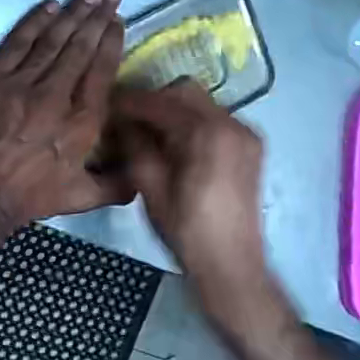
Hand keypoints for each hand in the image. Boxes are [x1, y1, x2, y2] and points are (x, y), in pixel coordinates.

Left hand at [0, 0, 130, 229]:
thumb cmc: (29, 196)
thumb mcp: (82, 198)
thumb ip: (118, 183)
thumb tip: (144, 172)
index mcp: (82, 122)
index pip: (101, 69)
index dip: (111, 40)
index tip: (117, 19)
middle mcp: (55, 95)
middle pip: (80, 46)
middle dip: (97, 16)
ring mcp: (20, 83)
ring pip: (51, 39)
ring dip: (72, 12)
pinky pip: (16, 43)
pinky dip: (33, 22)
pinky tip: (49, 7)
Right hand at [110, 82, 272, 311]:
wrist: (232, 266)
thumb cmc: (187, 231)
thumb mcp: (150, 187)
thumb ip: (135, 146)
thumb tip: (122, 121)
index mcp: (208, 133)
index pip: (161, 102)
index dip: (130, 102)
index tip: (108, 104)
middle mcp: (233, 123)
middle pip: (186, 93)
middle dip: (154, 101)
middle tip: (128, 120)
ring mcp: (247, 134)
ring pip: (202, 104)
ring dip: (174, 111)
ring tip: (149, 134)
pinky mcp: (251, 147)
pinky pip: (217, 120)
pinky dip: (193, 124)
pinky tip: (176, 146)